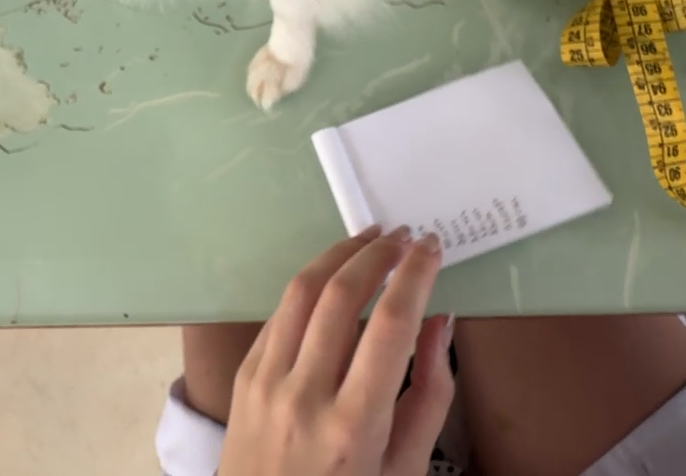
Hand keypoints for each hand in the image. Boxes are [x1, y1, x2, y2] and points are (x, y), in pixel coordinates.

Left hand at [219, 226, 454, 475]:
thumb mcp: (405, 470)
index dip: (415, 276)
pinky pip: (281, 313)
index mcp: (354, 426)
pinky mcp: (244, 373)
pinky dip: (311, 285)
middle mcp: (304, 394)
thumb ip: (430, 395)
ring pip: (303, 289)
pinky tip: (334, 275)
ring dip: (340, 254)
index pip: (390, 326)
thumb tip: (441, 319)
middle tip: (405, 234)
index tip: (433, 247)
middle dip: (377, 254)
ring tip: (372, 239)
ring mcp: (266, 380)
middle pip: (341, 294)